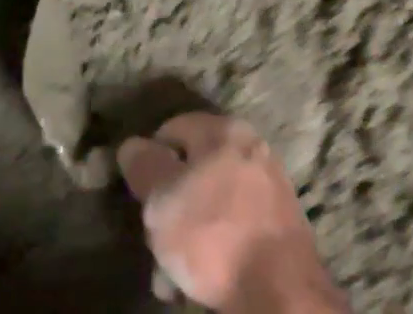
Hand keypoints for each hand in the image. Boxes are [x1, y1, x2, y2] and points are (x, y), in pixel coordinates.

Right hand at [117, 114, 346, 313]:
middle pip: (193, 169)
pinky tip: (198, 276)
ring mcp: (268, 183)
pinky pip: (232, 225)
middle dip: (168, 206)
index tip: (136, 193)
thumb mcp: (163, 198)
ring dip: (186, 234)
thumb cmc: (212, 232)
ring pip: (210, 203)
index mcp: (226, 130)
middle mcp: (252, 147)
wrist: (278, 284)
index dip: (148, 158)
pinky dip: (212, 246)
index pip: (173, 128)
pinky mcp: (276, 219)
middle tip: (153, 237)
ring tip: (170, 271)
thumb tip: (134, 145)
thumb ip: (146, 166)